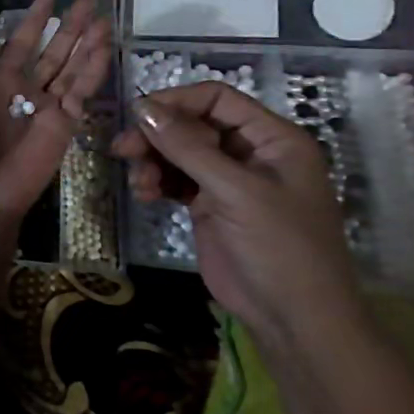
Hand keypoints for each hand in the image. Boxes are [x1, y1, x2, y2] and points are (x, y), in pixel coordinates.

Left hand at [0, 0, 110, 230]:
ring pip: (71, 68)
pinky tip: (104, 45)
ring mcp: (47, 107)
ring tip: (104, 17)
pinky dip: (94, 69)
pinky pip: (81, 91)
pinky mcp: (65, 124)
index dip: (34, 22)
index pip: (19, 44)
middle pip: (53, 52)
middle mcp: (23, 91)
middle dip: (70, 27)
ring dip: (88, 43)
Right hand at [113, 81, 359, 338]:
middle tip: (122, 150)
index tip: (136, 116)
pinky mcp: (209, 206)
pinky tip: (145, 196)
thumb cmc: (278, 246)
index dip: (177, 102)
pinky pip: (175, 181)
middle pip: (192, 126)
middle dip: (157, 136)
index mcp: (273, 139)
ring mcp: (228, 181)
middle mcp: (250, 153)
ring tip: (139, 184)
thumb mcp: (235, 191)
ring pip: (179, 153)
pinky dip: (156, 183)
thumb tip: (143, 108)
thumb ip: (188, 148)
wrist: (291, 313)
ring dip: (153, 162)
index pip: (218, 100)